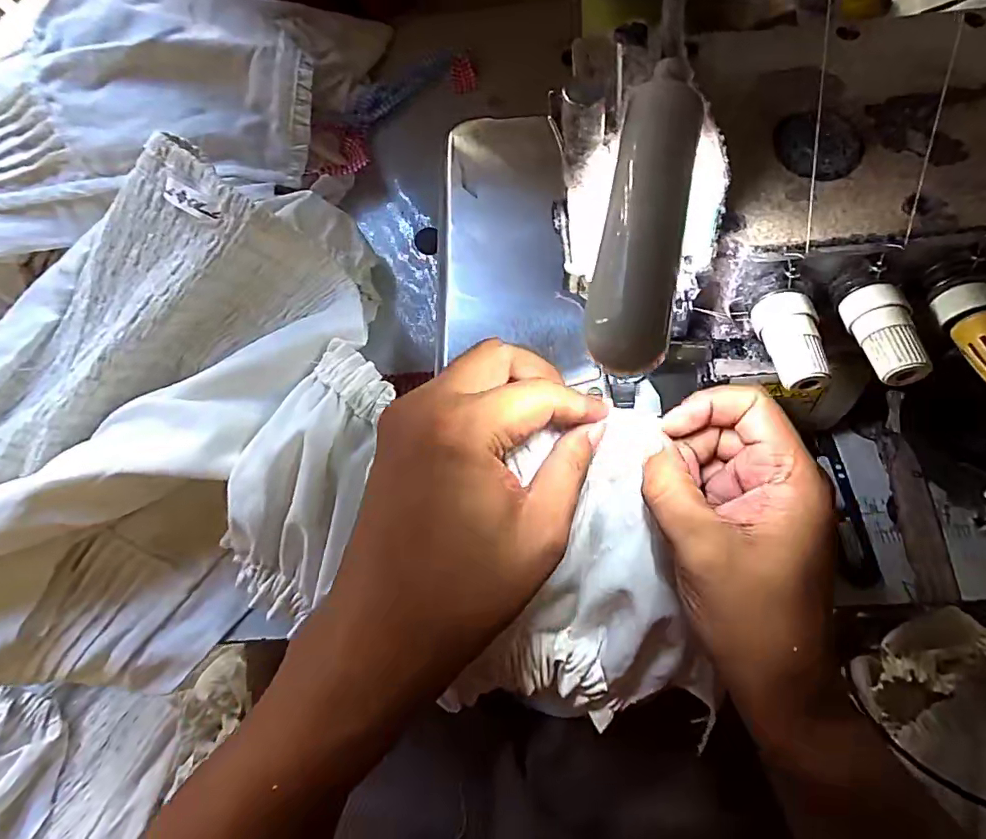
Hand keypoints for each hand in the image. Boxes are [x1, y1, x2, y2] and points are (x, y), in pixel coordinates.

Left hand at [311, 339, 606, 697]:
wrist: (381, 630)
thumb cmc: (466, 592)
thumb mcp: (538, 534)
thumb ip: (570, 468)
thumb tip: (591, 429)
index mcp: (462, 427)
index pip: (535, 391)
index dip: (577, 402)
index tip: (604, 419)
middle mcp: (426, 404)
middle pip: (496, 355)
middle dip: (541, 375)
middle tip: (570, 413)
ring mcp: (403, 414)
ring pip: (470, 368)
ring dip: (510, 383)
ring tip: (542, 422)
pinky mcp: (394, 431)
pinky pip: (448, 391)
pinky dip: (482, 398)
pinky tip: (503, 433)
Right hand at [641, 384, 837, 741]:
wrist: (777, 683)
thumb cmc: (750, 617)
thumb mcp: (700, 547)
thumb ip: (669, 489)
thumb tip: (648, 450)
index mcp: (790, 477)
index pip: (751, 407)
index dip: (706, 406)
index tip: (667, 431)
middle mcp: (782, 480)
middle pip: (730, 429)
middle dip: (688, 443)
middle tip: (656, 473)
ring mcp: (766, 501)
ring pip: (717, 457)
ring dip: (684, 469)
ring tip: (662, 497)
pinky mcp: (750, 521)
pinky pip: (714, 486)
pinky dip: (688, 491)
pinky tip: (670, 511)